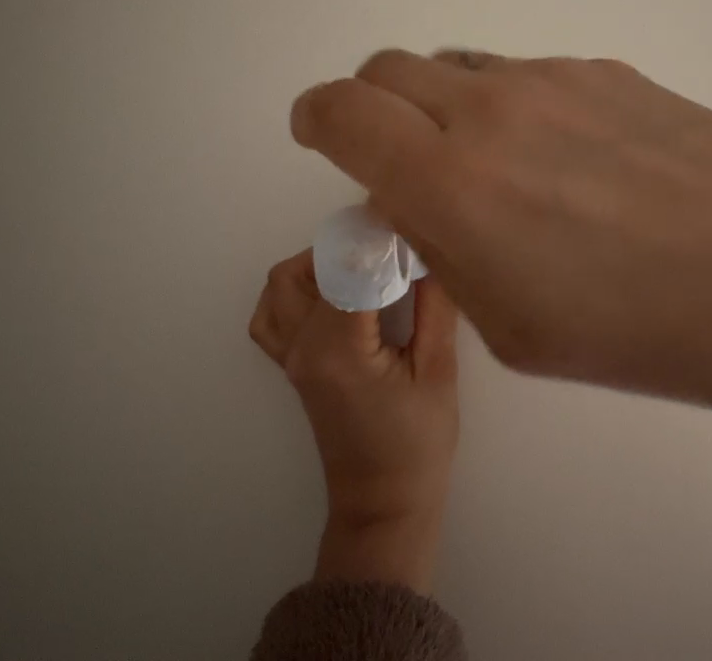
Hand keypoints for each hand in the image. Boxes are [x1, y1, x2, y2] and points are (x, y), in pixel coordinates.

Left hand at [249, 250, 458, 591]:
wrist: (384, 501)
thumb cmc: (418, 442)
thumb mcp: (438, 371)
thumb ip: (434, 306)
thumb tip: (431, 251)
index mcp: (339, 349)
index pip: (350, 268)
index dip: (377, 235)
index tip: (404, 211)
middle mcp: (302, 347)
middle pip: (306, 269)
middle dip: (349, 245)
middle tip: (392, 245)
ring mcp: (289, 357)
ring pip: (281, 285)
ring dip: (318, 263)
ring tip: (364, 267)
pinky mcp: (290, 366)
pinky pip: (272, 314)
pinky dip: (294, 291)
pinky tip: (333, 294)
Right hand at [288, 49, 711, 404]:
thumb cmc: (640, 333)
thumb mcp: (512, 325)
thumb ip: (448, 249)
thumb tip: (424, 205)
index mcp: (451, 179)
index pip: (342, 111)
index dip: (317, 119)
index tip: (320, 135)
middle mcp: (493, 109)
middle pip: (392, 69)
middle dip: (373, 108)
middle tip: (399, 159)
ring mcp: (558, 79)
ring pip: (464, 68)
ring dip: (448, 107)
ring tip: (497, 171)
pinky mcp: (612, 71)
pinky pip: (530, 77)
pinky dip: (515, 108)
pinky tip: (574, 164)